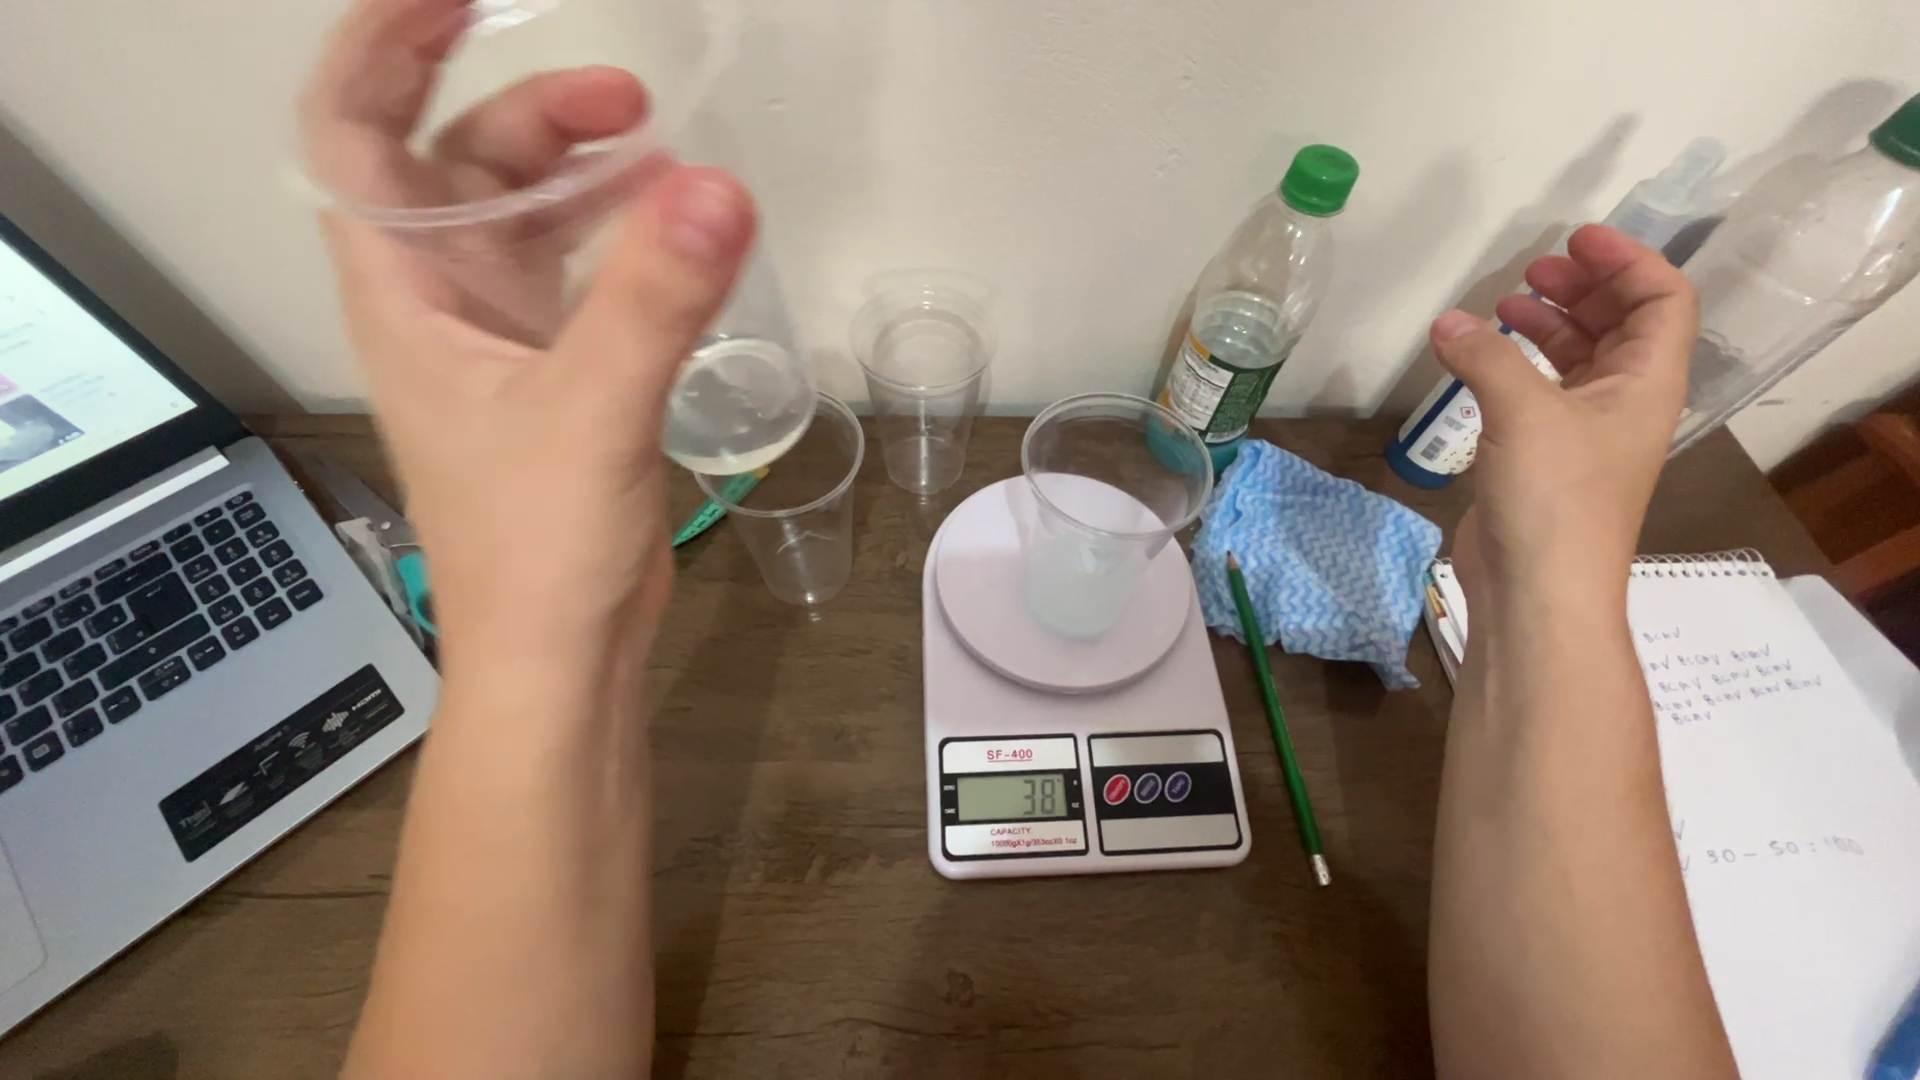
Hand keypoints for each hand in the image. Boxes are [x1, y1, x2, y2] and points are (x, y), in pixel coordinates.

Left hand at [301, 0, 756, 663]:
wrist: (561, 645)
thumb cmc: (541, 540)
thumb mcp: (591, 409)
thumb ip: (653, 301)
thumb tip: (722, 189)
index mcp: (407, 298)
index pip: (356, 135)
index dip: (388, 46)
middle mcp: (446, 311)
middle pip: (462, 173)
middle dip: (534, 120)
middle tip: (633, 105)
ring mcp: (509, 350)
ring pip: (531, 233)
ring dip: (587, 185)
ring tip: (666, 164)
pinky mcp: (565, 386)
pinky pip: (586, 290)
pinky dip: (626, 255)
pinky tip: (677, 252)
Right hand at [1432, 225, 1697, 595]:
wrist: (1537, 584)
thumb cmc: (1553, 496)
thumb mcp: (1525, 414)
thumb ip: (1486, 358)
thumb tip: (1446, 322)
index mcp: (1646, 383)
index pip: (1660, 301)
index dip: (1627, 262)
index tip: (1575, 240)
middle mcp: (1621, 402)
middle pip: (1618, 326)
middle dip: (1581, 290)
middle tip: (1533, 270)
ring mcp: (1579, 432)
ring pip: (1573, 361)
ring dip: (1545, 327)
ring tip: (1502, 306)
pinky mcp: (1537, 458)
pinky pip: (1533, 394)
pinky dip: (1510, 368)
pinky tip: (1476, 363)